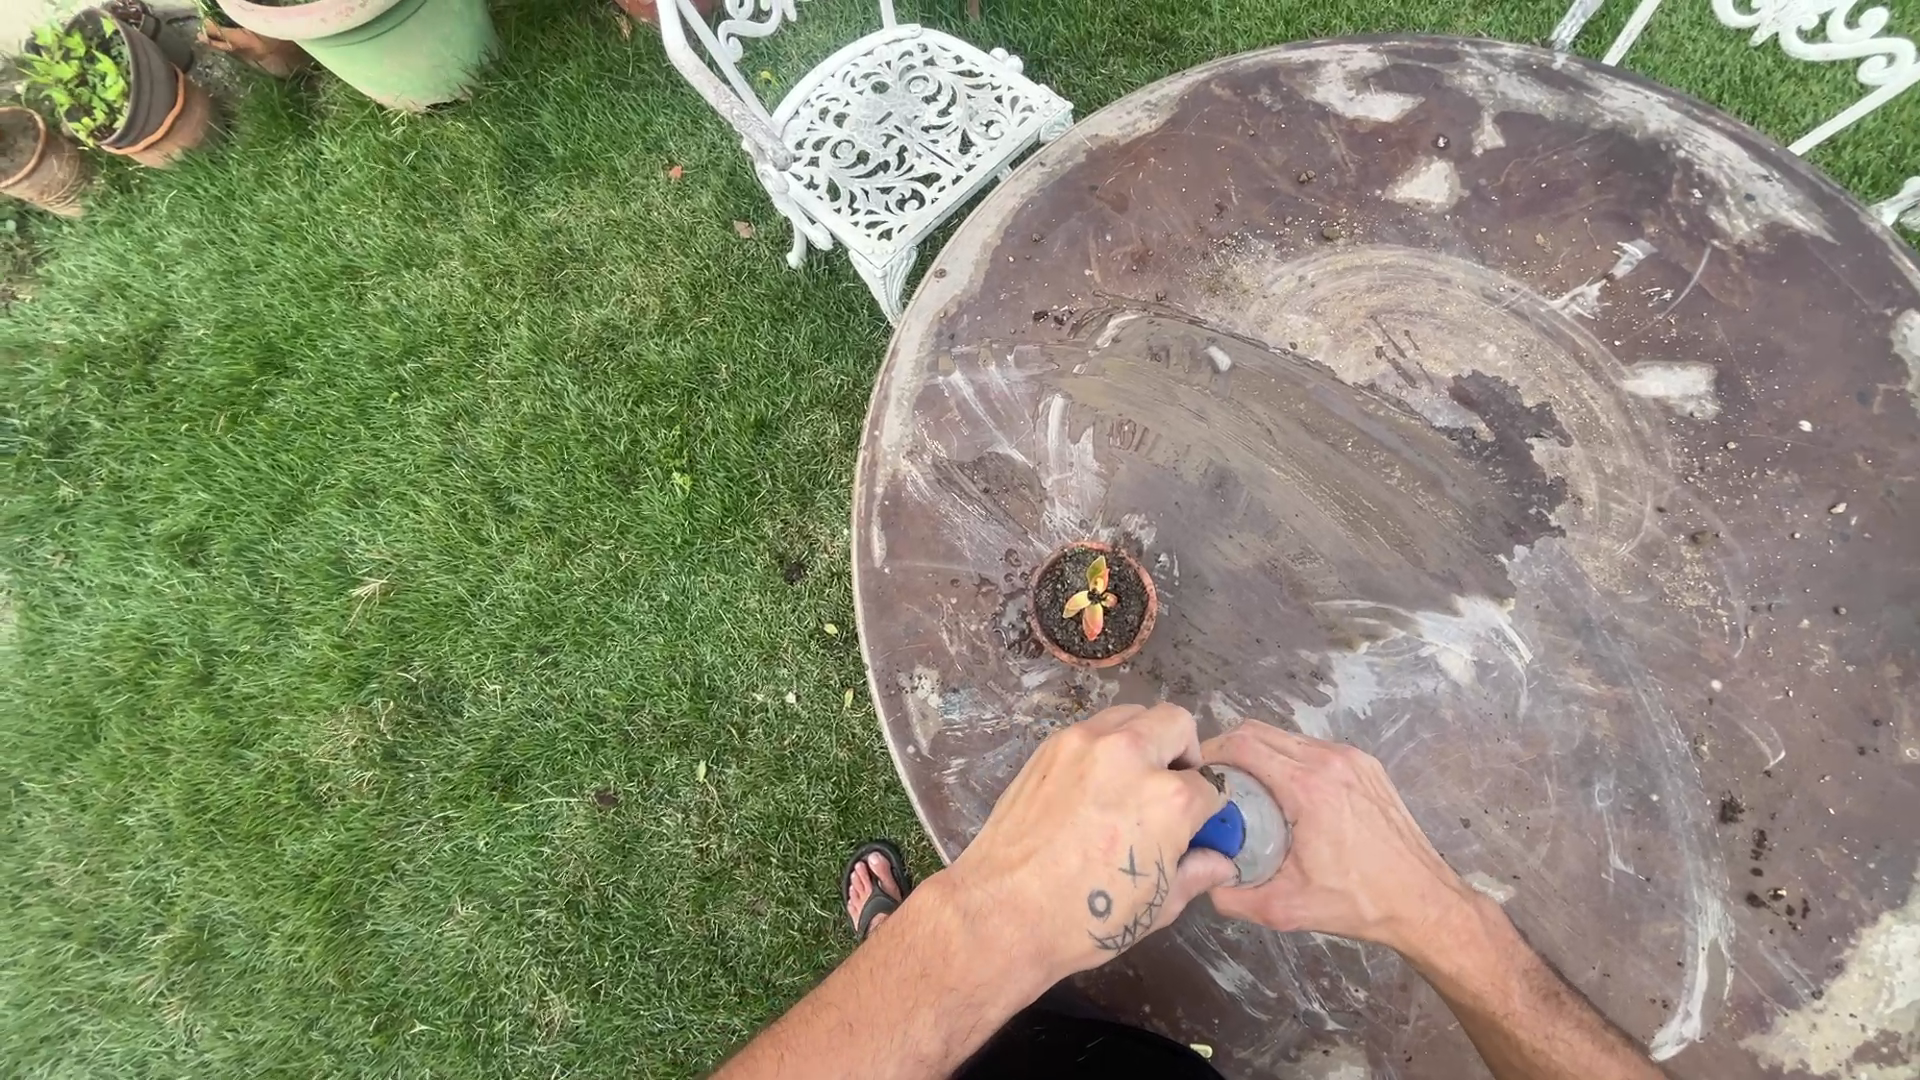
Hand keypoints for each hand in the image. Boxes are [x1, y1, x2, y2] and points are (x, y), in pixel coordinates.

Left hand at [945, 703, 1235, 982]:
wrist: (1006, 908)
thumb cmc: (1087, 920)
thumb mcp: (1158, 906)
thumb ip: (1196, 871)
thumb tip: (1220, 859)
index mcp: (1168, 798)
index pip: (1210, 786)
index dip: (1207, 808)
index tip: (1196, 822)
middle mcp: (1130, 754)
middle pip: (1177, 723)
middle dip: (1184, 753)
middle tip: (1170, 787)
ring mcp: (1086, 742)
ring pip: (1133, 714)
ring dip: (1144, 739)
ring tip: (1131, 780)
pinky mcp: (1052, 743)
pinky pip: (1094, 727)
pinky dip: (1106, 744)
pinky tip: (1094, 784)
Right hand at [1201, 721, 1474, 965]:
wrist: (1428, 905)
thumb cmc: (1358, 904)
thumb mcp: (1286, 908)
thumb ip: (1234, 895)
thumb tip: (1201, 880)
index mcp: (1307, 787)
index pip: (1241, 745)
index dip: (1210, 752)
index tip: (1195, 773)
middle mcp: (1328, 760)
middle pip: (1257, 730)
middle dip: (1227, 748)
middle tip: (1213, 778)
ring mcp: (1350, 757)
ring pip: (1283, 735)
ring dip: (1256, 751)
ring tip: (1244, 785)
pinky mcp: (1365, 763)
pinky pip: (1309, 746)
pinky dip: (1286, 757)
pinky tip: (1282, 789)